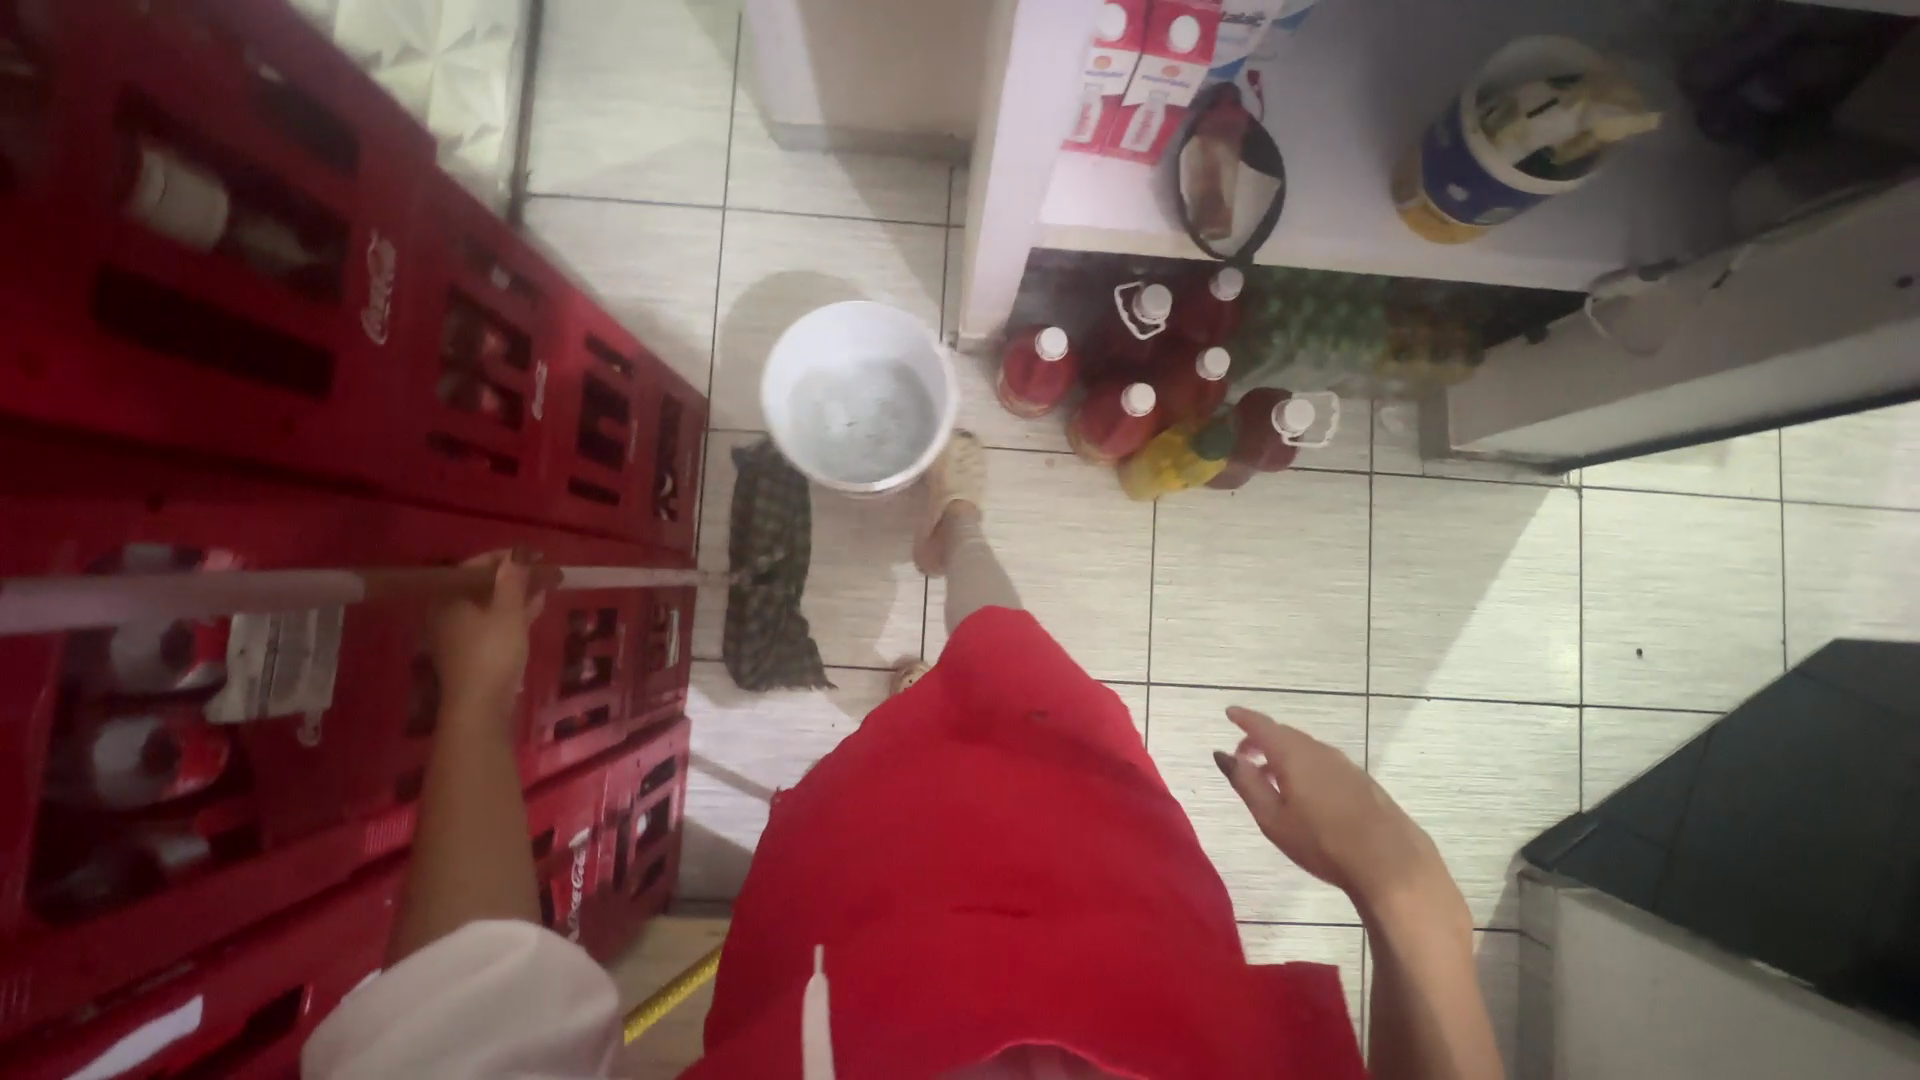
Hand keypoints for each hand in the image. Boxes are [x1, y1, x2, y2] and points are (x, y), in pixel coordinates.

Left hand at [428, 551, 546, 726]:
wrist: (480, 704)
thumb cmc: (492, 651)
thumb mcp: (508, 612)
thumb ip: (513, 580)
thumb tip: (517, 553)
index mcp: (448, 598)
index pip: (475, 566)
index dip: (507, 558)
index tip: (535, 556)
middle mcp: (448, 611)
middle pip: (482, 585)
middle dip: (515, 577)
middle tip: (543, 571)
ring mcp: (460, 632)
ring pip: (490, 604)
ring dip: (517, 594)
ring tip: (546, 586)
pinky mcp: (473, 649)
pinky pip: (494, 621)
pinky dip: (514, 612)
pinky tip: (536, 607)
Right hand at [1215, 706, 1459, 923]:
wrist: (1392, 865)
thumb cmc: (1321, 842)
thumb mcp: (1272, 818)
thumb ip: (1246, 782)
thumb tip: (1223, 754)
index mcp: (1293, 755)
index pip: (1262, 725)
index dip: (1244, 718)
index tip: (1229, 713)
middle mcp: (1319, 751)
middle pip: (1284, 735)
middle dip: (1260, 740)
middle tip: (1243, 757)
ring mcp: (1345, 765)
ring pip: (1305, 749)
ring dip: (1283, 756)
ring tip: (1270, 779)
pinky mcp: (1363, 781)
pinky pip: (1323, 762)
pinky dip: (1304, 766)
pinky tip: (1304, 793)